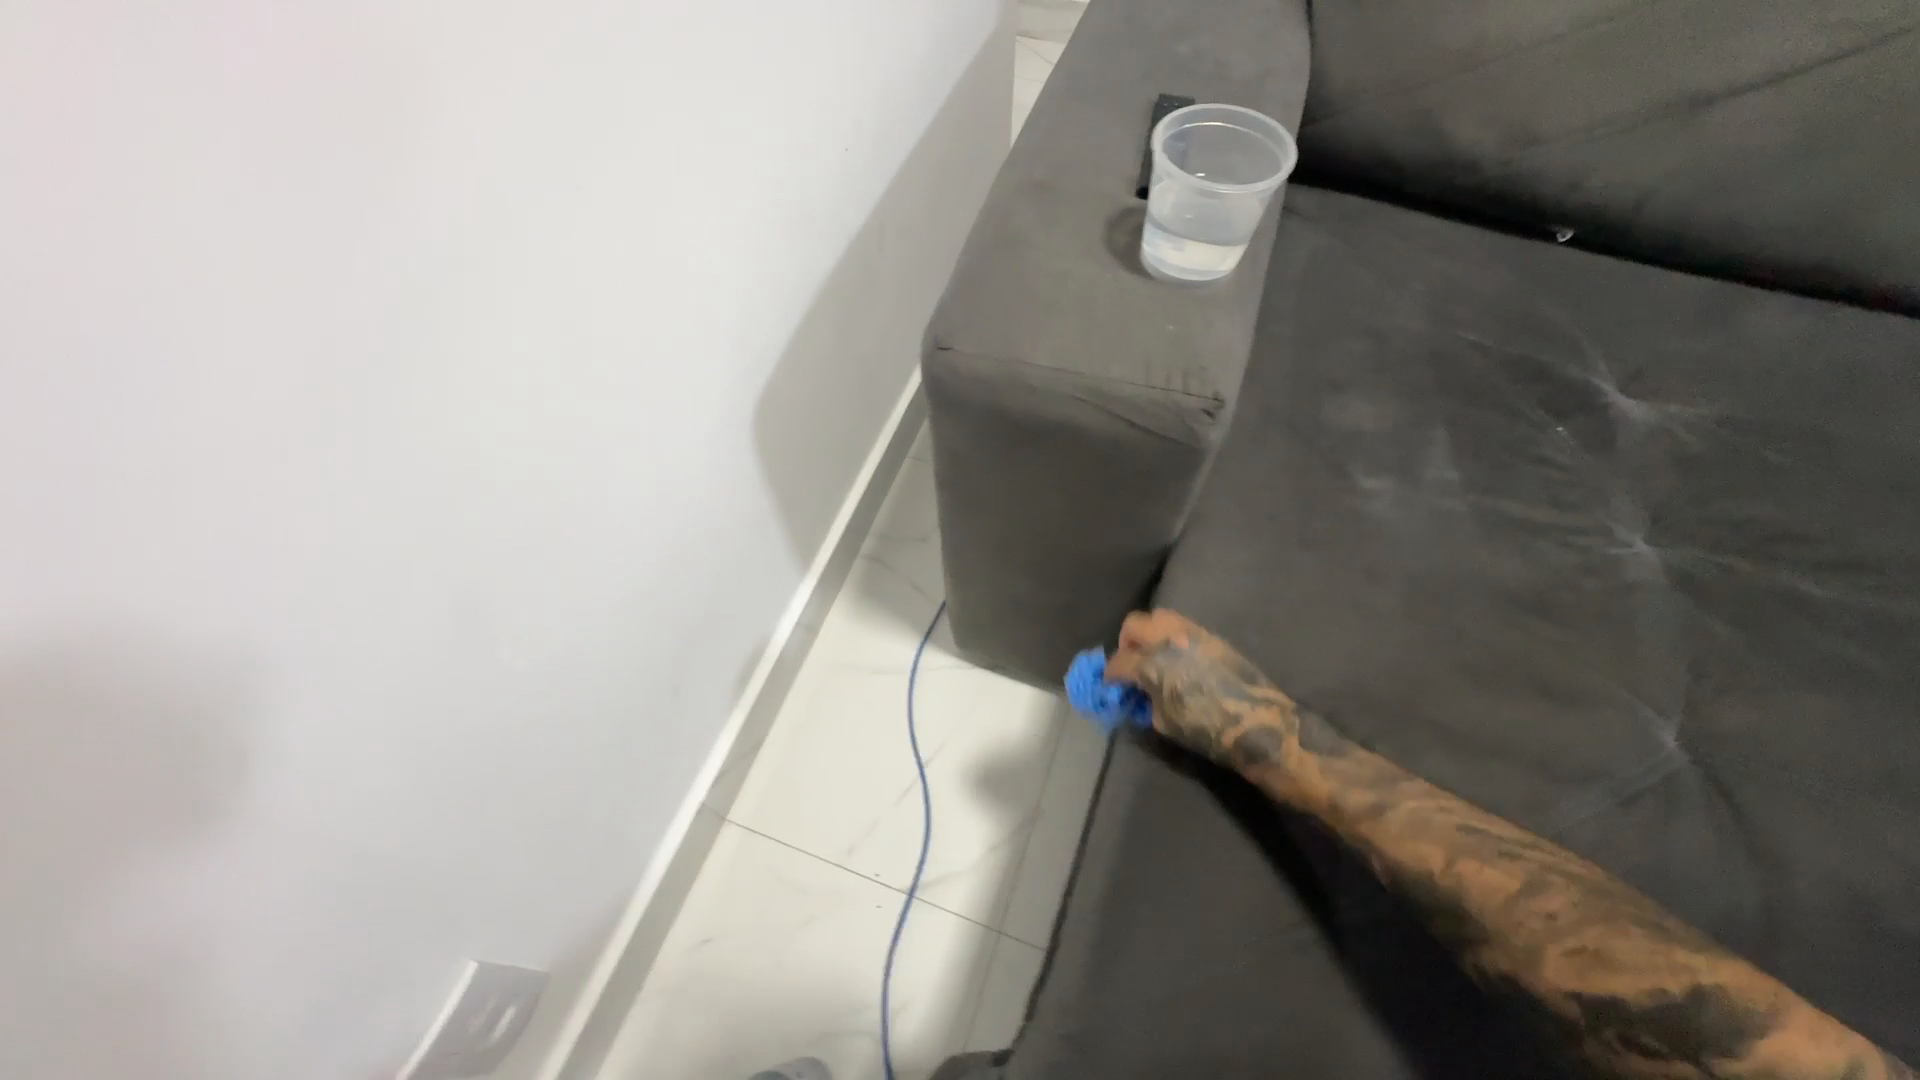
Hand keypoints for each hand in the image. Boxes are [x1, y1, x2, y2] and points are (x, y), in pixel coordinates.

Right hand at [1105, 609, 1304, 773]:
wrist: (1258, 724)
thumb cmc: (1207, 730)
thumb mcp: (1164, 722)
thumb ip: (1147, 700)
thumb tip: (1142, 692)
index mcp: (1154, 663)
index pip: (1120, 661)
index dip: (1111, 674)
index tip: (1111, 684)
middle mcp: (1170, 640)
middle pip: (1135, 624)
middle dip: (1127, 642)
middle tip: (1130, 663)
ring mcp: (1194, 634)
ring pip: (1160, 618)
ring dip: (1150, 635)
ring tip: (1154, 657)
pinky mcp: (1213, 637)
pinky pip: (1183, 627)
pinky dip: (1172, 638)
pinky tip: (1178, 660)